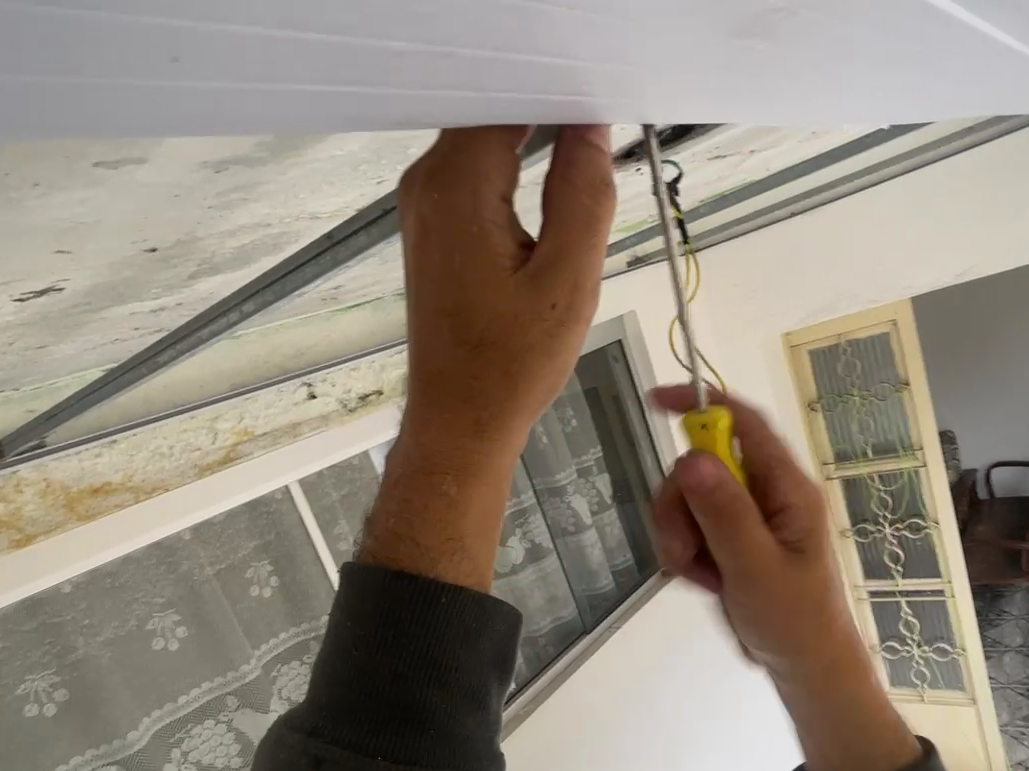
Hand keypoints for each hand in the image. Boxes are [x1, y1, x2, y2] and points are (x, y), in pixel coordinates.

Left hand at [358, 126, 616, 591]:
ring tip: (585, 155)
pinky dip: (514, 172)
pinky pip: (476, 175)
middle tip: (602, 132)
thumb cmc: (508, 367)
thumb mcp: (568, 281)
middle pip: (494, 110)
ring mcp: (425, 207)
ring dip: (534, 143)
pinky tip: (548, 190)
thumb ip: (584, 192)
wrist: (460, 420)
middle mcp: (428, 185)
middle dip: (550, 113)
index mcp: (458, 186)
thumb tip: (591, 128)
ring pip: (485, 141)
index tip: (604, 109)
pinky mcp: (433, 231)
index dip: (561, 93)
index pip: (511, 95)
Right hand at [646, 385, 861, 678]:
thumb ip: (724, 513)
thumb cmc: (793, 619)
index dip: (701, 405)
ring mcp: (745, 515)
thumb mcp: (756, 567)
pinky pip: (687, 527)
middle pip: (700, 467)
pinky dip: (684, 552)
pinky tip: (703, 579)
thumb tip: (690, 457)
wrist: (803, 665)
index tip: (656, 402)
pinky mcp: (729, 538)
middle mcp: (765, 492)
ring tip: (697, 575)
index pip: (743, 424)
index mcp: (786, 488)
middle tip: (682, 551)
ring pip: (686, 499)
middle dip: (679, 506)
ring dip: (678, 535)